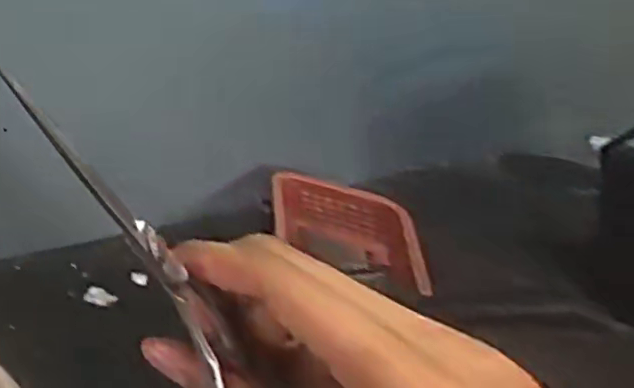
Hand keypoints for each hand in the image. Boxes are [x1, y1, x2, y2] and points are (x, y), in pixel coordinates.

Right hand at [141, 235, 539, 387]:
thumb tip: (158, 348)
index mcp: (411, 371)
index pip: (280, 271)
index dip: (209, 259)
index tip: (163, 270)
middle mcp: (442, 342)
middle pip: (295, 263)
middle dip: (234, 284)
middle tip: (202, 327)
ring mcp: (467, 350)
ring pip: (326, 285)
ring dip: (272, 310)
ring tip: (254, 361)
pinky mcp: (475, 362)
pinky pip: (363, 318)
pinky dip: (315, 334)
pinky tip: (304, 373)